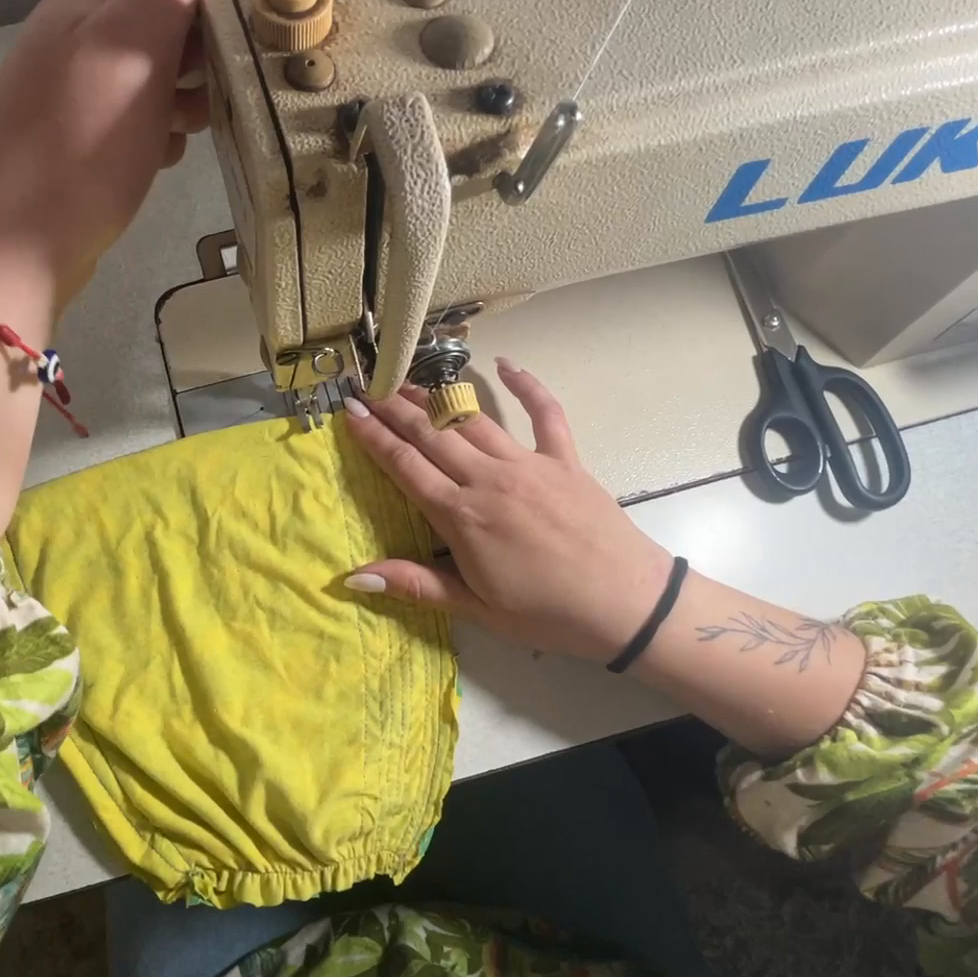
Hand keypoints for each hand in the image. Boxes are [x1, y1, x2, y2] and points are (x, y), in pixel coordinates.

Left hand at [0, 0, 230, 562]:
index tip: (262, 48)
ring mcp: (77, 91)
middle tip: (241, 98)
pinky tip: (169, 155)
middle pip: (170, 26)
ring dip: (191, 99)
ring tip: (212, 128)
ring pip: (159, 79)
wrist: (13, 246)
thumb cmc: (78, 147)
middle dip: (210, 58)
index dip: (224, 5)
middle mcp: (80, 32)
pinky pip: (140, 122)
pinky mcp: (81, 143)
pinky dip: (162, 133)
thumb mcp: (130, 47)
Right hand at [341, 358, 675, 660]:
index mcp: (462, 516)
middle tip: (369, 384)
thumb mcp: (476, 608)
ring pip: (473, 420)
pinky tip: (508, 363)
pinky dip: (528, 385)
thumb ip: (416, 585)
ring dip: (439, 396)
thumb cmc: (546, 613)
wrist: (627, 604)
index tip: (350, 409)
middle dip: (396, 408)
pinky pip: (544, 413)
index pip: (405, 466)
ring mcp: (528, 464)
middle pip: (432, 434)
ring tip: (410, 379)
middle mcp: (489, 480)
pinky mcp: (565, 460)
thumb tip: (353, 576)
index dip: (374, 436)